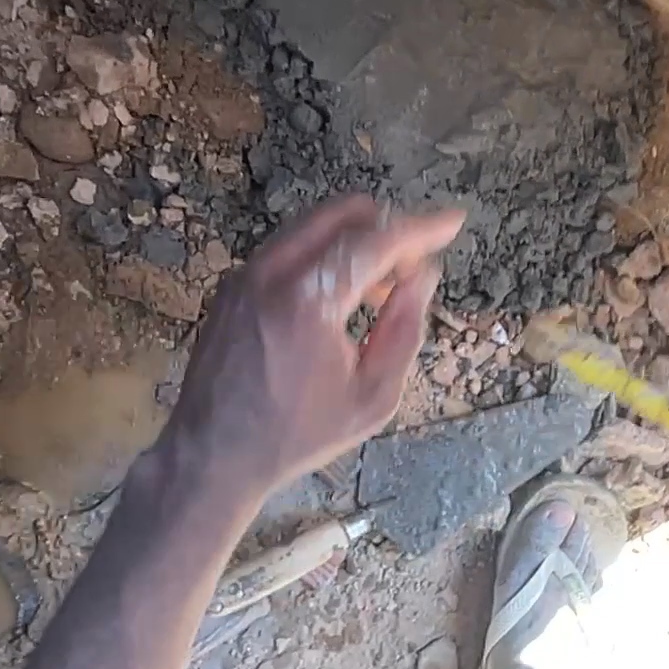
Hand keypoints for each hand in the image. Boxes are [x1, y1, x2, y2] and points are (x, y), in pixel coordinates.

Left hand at [162, 195, 465, 499]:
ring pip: (313, 226)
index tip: (453, 221)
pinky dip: (324, 255)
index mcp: (308, 301)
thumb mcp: (372, 397)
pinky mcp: (232, 285)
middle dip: (388, 227)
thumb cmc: (298, 435)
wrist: (214, 453)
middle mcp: (271, 272)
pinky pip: (288, 248)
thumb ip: (404, 330)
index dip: (420, 228)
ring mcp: (245, 274)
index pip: (375, 241)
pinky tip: (340, 295)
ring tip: (381, 287)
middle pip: (341, 214)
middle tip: (414, 263)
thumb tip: (422, 276)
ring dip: (356, 241)